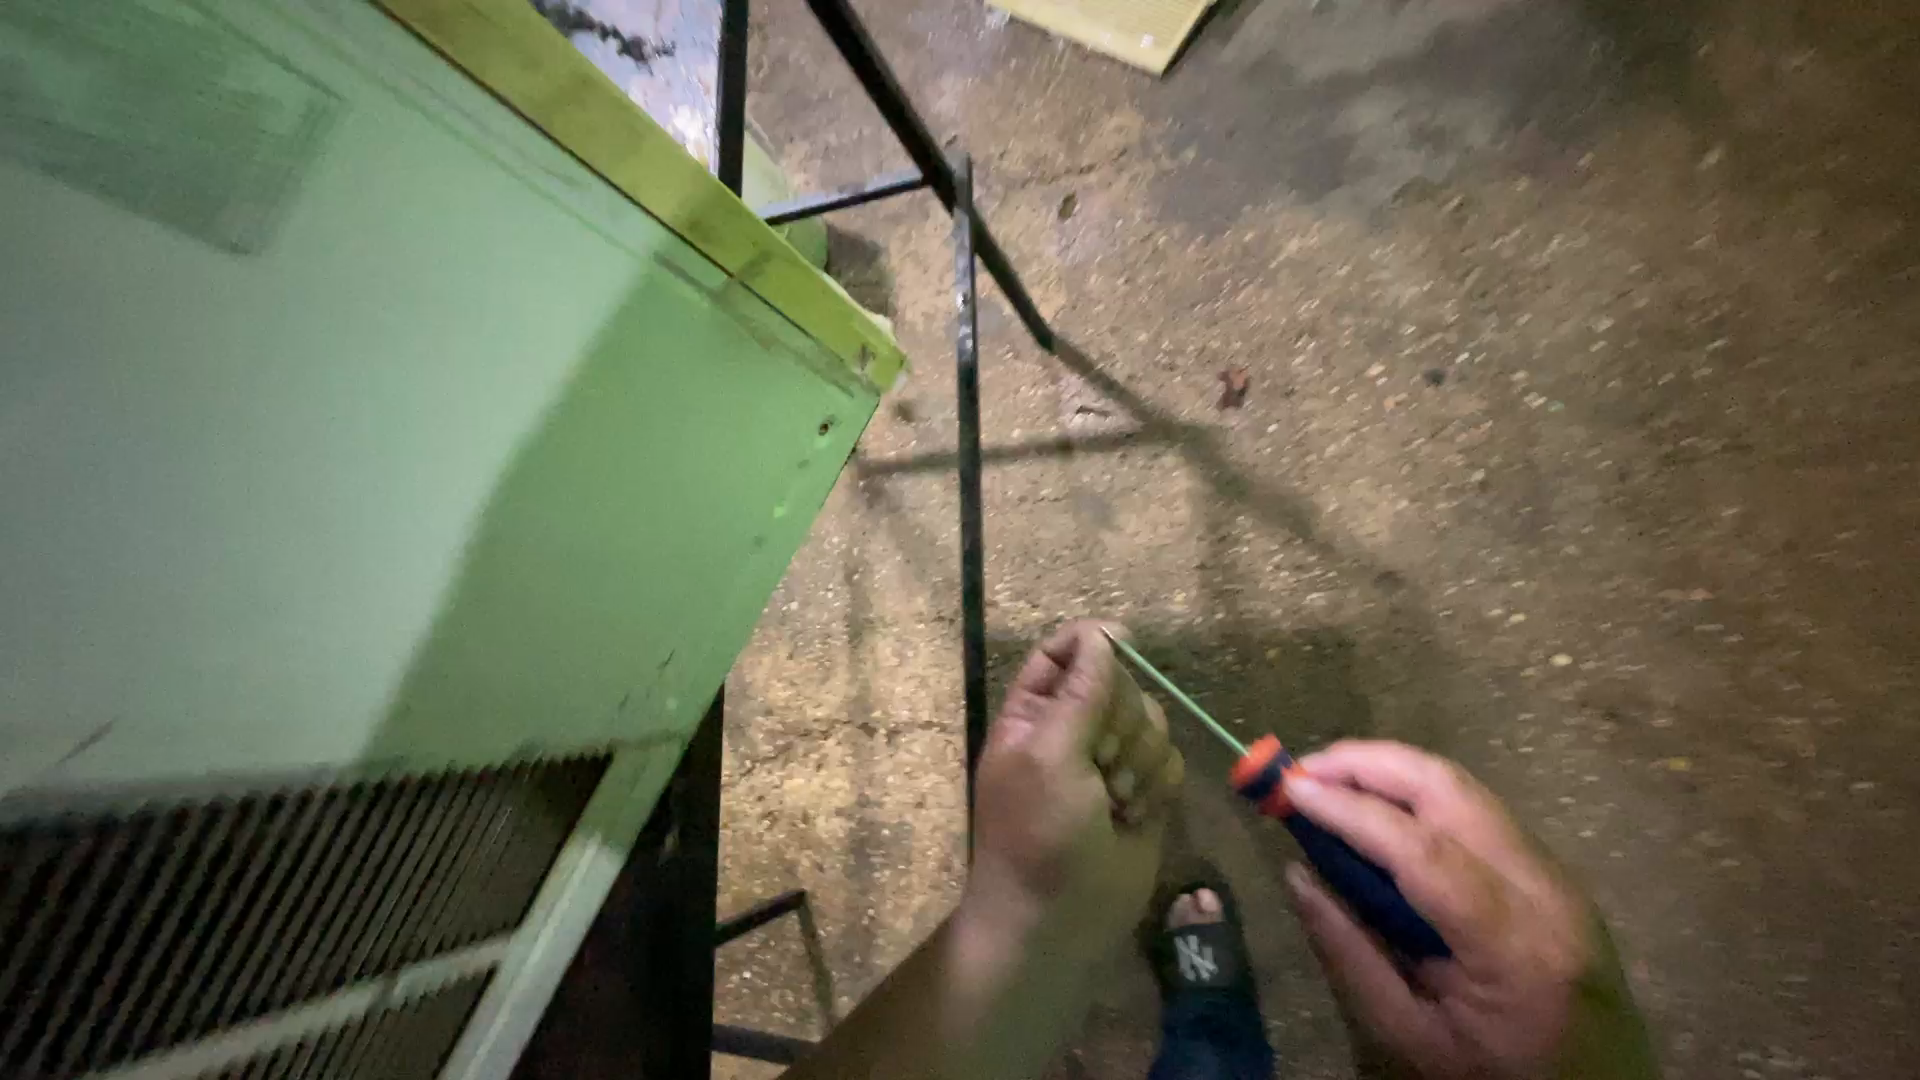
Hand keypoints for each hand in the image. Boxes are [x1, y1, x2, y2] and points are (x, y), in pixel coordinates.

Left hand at [962, 620, 1184, 953]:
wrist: (1058, 922)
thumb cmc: (1037, 834)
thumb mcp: (1049, 756)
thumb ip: (1080, 693)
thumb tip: (1102, 635)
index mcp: (1035, 710)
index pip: (1064, 652)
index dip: (1093, 641)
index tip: (1124, 641)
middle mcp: (1074, 726)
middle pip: (1119, 682)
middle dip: (1119, 719)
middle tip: (1100, 761)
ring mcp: (1111, 759)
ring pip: (1152, 720)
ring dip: (1138, 759)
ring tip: (1114, 800)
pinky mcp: (1145, 790)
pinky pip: (1170, 759)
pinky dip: (1157, 784)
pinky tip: (1135, 814)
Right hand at [1281, 741, 1597, 1079]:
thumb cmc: (1501, 1078)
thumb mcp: (1411, 1034)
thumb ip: (1348, 951)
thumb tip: (1294, 873)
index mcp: (1513, 947)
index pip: (1421, 848)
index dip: (1349, 808)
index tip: (1289, 789)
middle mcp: (1544, 891)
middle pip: (1447, 788)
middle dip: (1364, 763)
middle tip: (1300, 771)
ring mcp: (1554, 872)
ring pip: (1459, 784)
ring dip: (1385, 768)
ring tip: (1325, 779)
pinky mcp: (1548, 867)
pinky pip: (1470, 804)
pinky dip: (1410, 788)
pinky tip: (1372, 802)